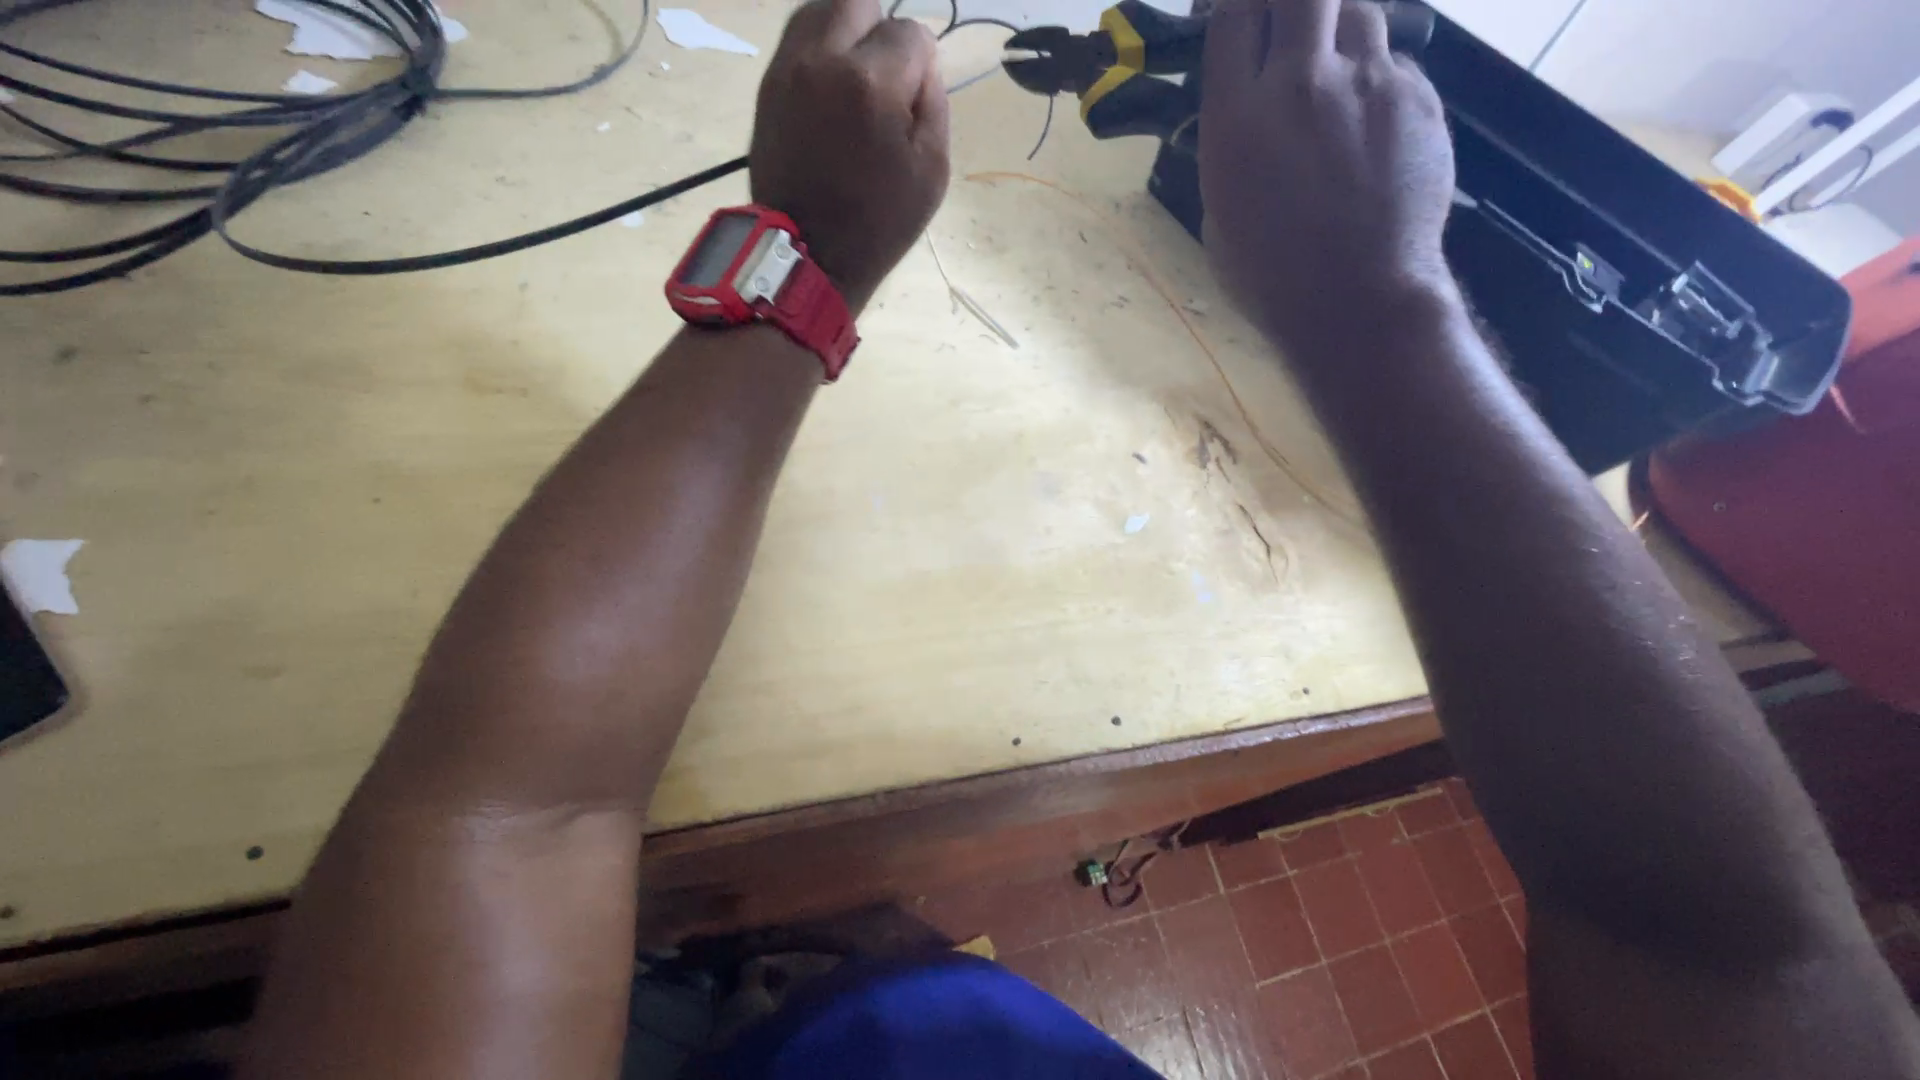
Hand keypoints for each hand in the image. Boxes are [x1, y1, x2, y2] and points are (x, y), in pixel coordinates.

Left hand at [750, 0, 949, 312]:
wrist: (808, 255)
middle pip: (859, 3)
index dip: (923, 64)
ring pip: (822, 10)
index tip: (916, 99)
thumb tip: (921, 65)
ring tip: (858, 76)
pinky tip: (833, 88)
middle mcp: (823, 60)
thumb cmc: (878, 224)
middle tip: (887, 76)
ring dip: (847, 32)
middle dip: (881, 31)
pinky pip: (797, 39)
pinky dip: (820, 50)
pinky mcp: (768, 87)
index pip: (909, 32)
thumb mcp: (932, 170)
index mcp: (871, 83)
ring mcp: (788, 70)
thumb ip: (934, 102)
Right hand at [1199, 0, 1458, 353]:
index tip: (1237, 19)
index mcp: (1238, 119)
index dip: (1234, 7)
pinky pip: (1395, 65)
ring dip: (1338, 28)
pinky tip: (1372, 125)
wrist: (1358, 300)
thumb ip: (1233, 146)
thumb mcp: (1221, 211)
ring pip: (1357, 10)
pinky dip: (1379, 82)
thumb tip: (1248, 115)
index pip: (1234, 15)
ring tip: (1333, 69)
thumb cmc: (1271, 276)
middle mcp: (1301, 83)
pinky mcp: (1420, 98)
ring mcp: (1368, 85)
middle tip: (1288, 21)